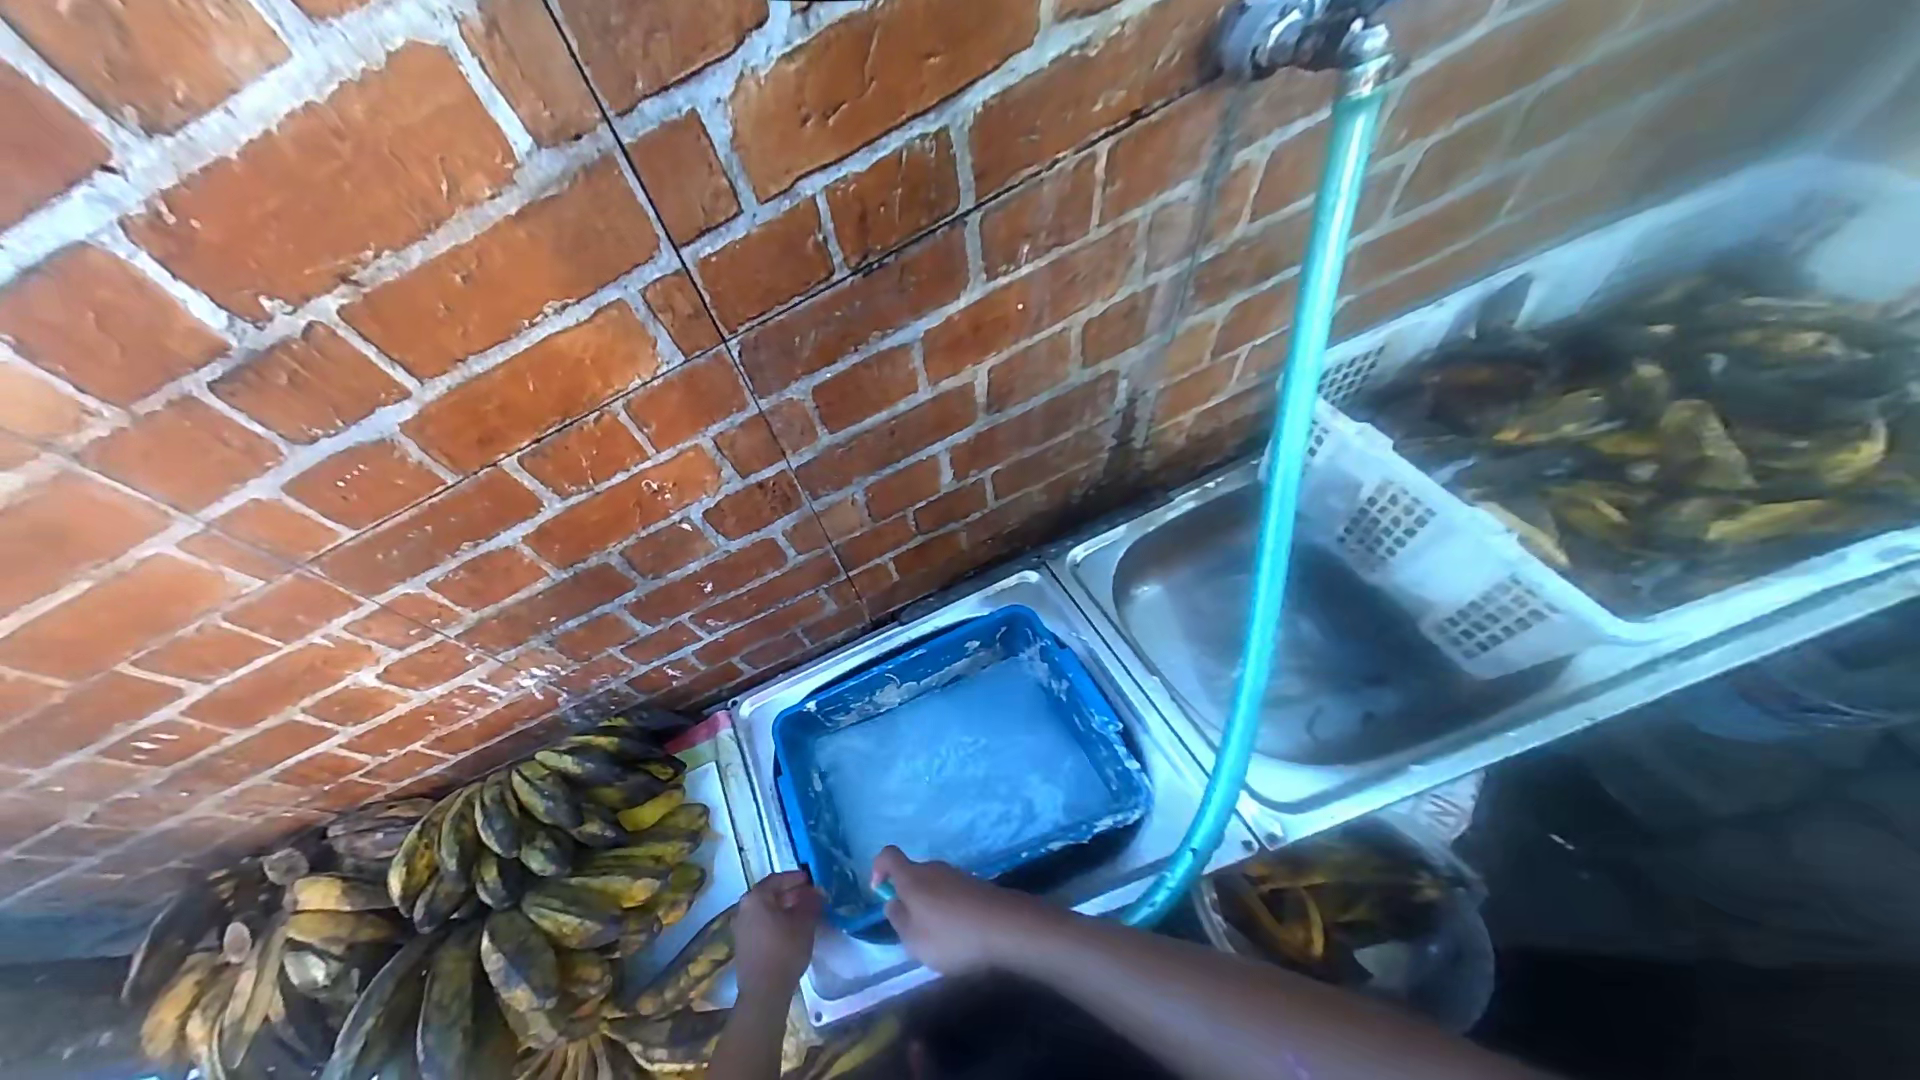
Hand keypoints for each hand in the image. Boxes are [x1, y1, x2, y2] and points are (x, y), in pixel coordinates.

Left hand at [731, 870, 822, 998]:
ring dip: (785, 908)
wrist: (764, 993)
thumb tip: (817, 892)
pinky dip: (777, 921)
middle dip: (792, 893)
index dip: (796, 878)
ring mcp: (741, 928)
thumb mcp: (805, 923)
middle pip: (770, 894)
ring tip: (806, 912)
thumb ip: (812, 903)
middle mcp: (743, 909)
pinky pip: (762, 923)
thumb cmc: (784, 950)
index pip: (777, 879)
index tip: (812, 880)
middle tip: (811, 896)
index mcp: (755, 898)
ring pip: (766, 910)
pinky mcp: (743, 945)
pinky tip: (793, 929)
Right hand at [871, 846, 1065, 974]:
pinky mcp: (975, 885)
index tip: (880, 892)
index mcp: (913, 877)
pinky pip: (950, 892)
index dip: (878, 868)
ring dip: (928, 905)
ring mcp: (956, 875)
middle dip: (906, 896)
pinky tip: (957, 934)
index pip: (888, 855)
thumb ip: (898, 919)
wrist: (1005, 927)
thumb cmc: (952, 936)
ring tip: (936, 938)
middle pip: (912, 873)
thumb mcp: (914, 940)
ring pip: (932, 885)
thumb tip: (893, 902)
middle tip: (910, 929)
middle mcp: (933, 868)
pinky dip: (947, 909)